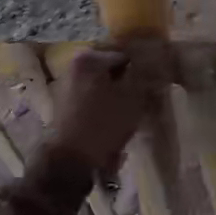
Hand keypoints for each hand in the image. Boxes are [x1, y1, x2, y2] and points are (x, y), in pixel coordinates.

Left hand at [50, 40, 166, 174]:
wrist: (70, 158)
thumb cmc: (104, 123)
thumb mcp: (133, 99)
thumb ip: (142, 77)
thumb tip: (150, 65)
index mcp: (89, 59)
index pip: (125, 55)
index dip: (140, 70)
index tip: (151, 84)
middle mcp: (74, 66)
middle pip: (110, 69)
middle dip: (126, 81)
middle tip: (142, 97)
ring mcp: (66, 84)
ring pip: (101, 83)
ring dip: (115, 93)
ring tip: (129, 110)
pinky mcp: (64, 103)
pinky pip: (91, 97)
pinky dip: (103, 103)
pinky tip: (113, 118)